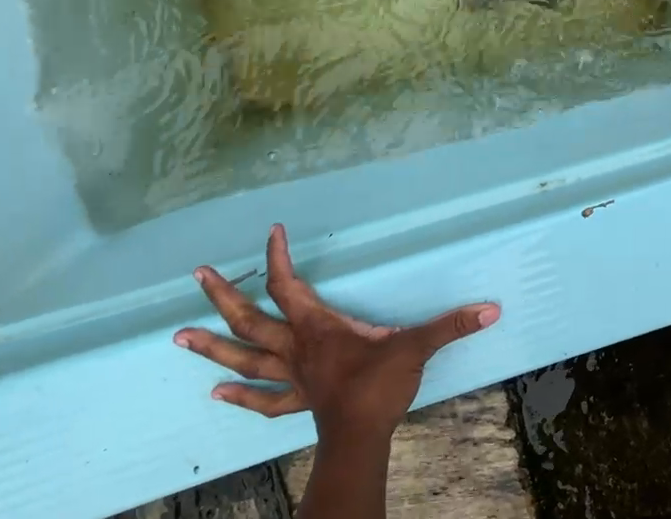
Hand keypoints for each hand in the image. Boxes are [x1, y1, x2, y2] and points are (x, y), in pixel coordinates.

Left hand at [175, 224, 499, 439]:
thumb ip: (451, 324)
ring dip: (211, 347)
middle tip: (197, 276)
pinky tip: (216, 394)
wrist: (360, 438)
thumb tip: (492, 308)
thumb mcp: (417, 347)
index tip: (270, 232)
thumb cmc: (380, 387)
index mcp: (317, 327)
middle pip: (250, 320)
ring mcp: (290, 377)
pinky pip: (262, 398)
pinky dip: (239, 394)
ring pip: (243, 358)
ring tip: (178, 336)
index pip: (288, 286)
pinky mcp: (296, 401)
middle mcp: (295, 348)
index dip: (276, 259)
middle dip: (222, 297)